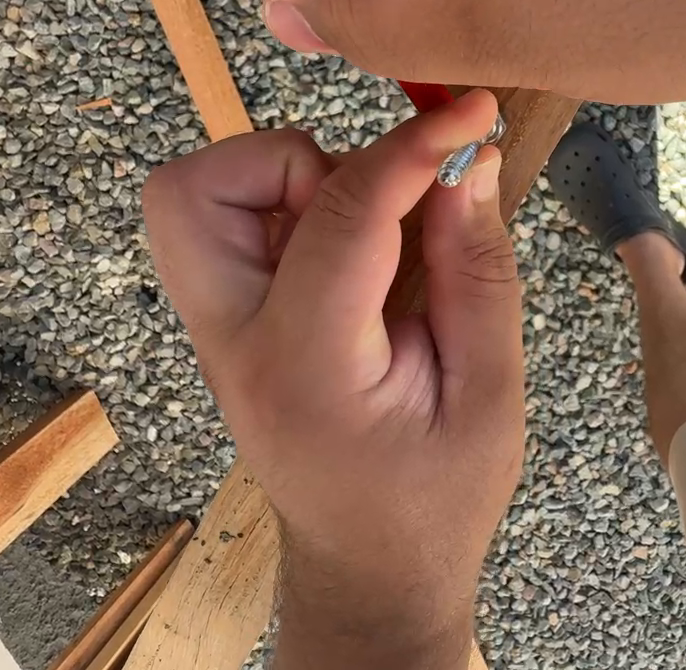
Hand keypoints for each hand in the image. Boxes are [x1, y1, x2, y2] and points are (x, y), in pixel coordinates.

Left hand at [140, 90, 522, 666]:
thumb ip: (478, 271)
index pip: (342, 217)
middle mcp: (236, 343)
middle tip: (382, 192)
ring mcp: (218, 336)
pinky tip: (360, 247)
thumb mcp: (491, 391)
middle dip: (296, 158)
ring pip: (197, 198)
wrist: (370, 571)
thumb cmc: (439, 496)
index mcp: (308, 369)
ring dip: (291, 178)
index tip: (473, 114)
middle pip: (194, 193)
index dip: (414, 149)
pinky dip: (295, 204)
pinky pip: (231, 223)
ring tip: (377, 224)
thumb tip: (469, 164)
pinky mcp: (228, 328)